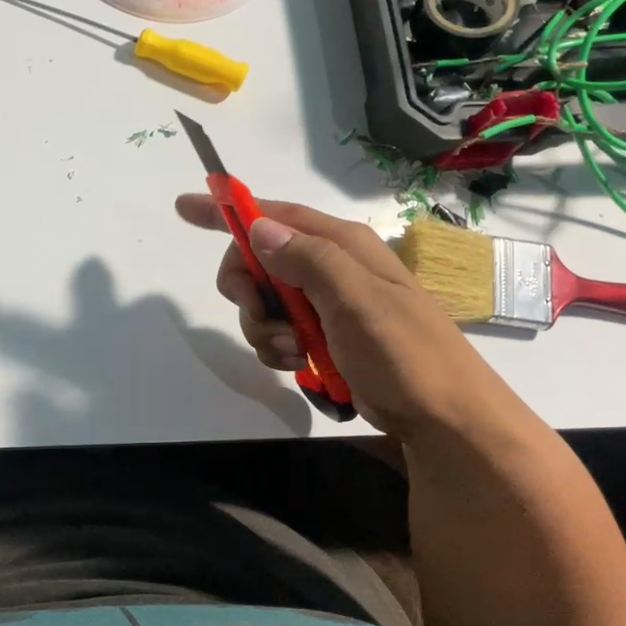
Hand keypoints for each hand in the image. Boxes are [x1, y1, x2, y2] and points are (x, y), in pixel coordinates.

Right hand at [174, 195, 515, 437]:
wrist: (441, 417)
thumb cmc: (405, 354)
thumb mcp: (357, 302)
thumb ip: (308, 260)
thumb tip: (259, 229)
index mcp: (341, 245)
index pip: (273, 215)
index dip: (227, 211)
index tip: (184, 208)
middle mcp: (330, 267)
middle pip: (258, 262)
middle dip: (247, 291)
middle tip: (260, 314)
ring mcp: (325, 303)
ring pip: (262, 302)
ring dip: (263, 329)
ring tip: (293, 351)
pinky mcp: (322, 336)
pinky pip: (276, 332)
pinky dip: (275, 348)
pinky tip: (296, 363)